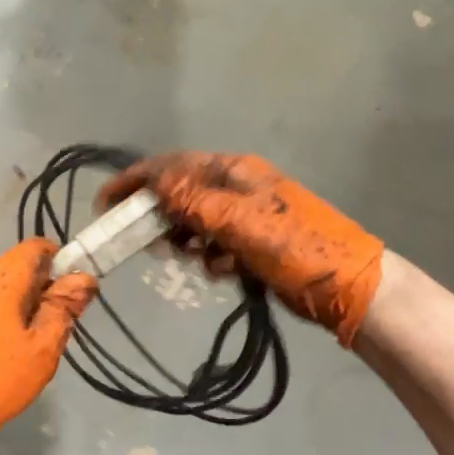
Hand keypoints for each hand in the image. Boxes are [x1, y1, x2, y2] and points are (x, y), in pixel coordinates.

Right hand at [98, 152, 383, 345]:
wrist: (349, 289)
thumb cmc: (294, 247)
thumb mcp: (236, 221)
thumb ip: (191, 199)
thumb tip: (153, 180)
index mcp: (234, 170)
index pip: (172, 165)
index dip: (135, 180)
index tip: (105, 202)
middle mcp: (236, 186)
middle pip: (179, 193)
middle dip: (160, 216)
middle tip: (147, 241)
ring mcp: (245, 215)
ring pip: (193, 221)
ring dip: (184, 240)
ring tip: (189, 258)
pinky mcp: (251, 243)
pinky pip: (213, 244)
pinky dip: (209, 257)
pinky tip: (221, 271)